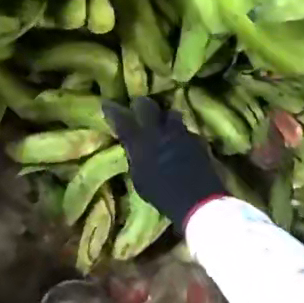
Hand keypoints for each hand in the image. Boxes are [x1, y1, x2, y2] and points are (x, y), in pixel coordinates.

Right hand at [102, 97, 225, 226]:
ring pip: (170, 113)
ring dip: (164, 116)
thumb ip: (135, 157)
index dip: (113, 110)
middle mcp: (159, 130)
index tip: (106, 103)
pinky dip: (180, 133)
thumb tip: (132, 146)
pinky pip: (185, 129)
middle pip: (147, 105)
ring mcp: (180, 132)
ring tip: (162, 122)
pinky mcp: (196, 138)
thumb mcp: (140, 179)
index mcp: (140, 141)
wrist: (196, 199)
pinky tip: (180, 141)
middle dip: (140, 104)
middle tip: (137, 106)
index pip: (122, 119)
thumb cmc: (162, 194)